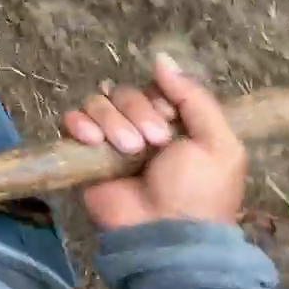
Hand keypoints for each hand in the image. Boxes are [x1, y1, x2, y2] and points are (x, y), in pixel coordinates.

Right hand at [60, 54, 245, 232]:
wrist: (163, 231)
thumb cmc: (198, 191)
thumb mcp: (218, 146)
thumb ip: (194, 99)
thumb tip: (161, 57)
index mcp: (172, 123)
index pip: (151, 88)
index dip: (156, 100)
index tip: (169, 124)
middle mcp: (138, 125)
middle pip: (121, 92)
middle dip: (134, 113)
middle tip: (149, 144)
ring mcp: (107, 137)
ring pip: (96, 102)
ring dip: (110, 121)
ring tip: (124, 149)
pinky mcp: (82, 148)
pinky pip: (70, 119)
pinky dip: (78, 124)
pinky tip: (91, 140)